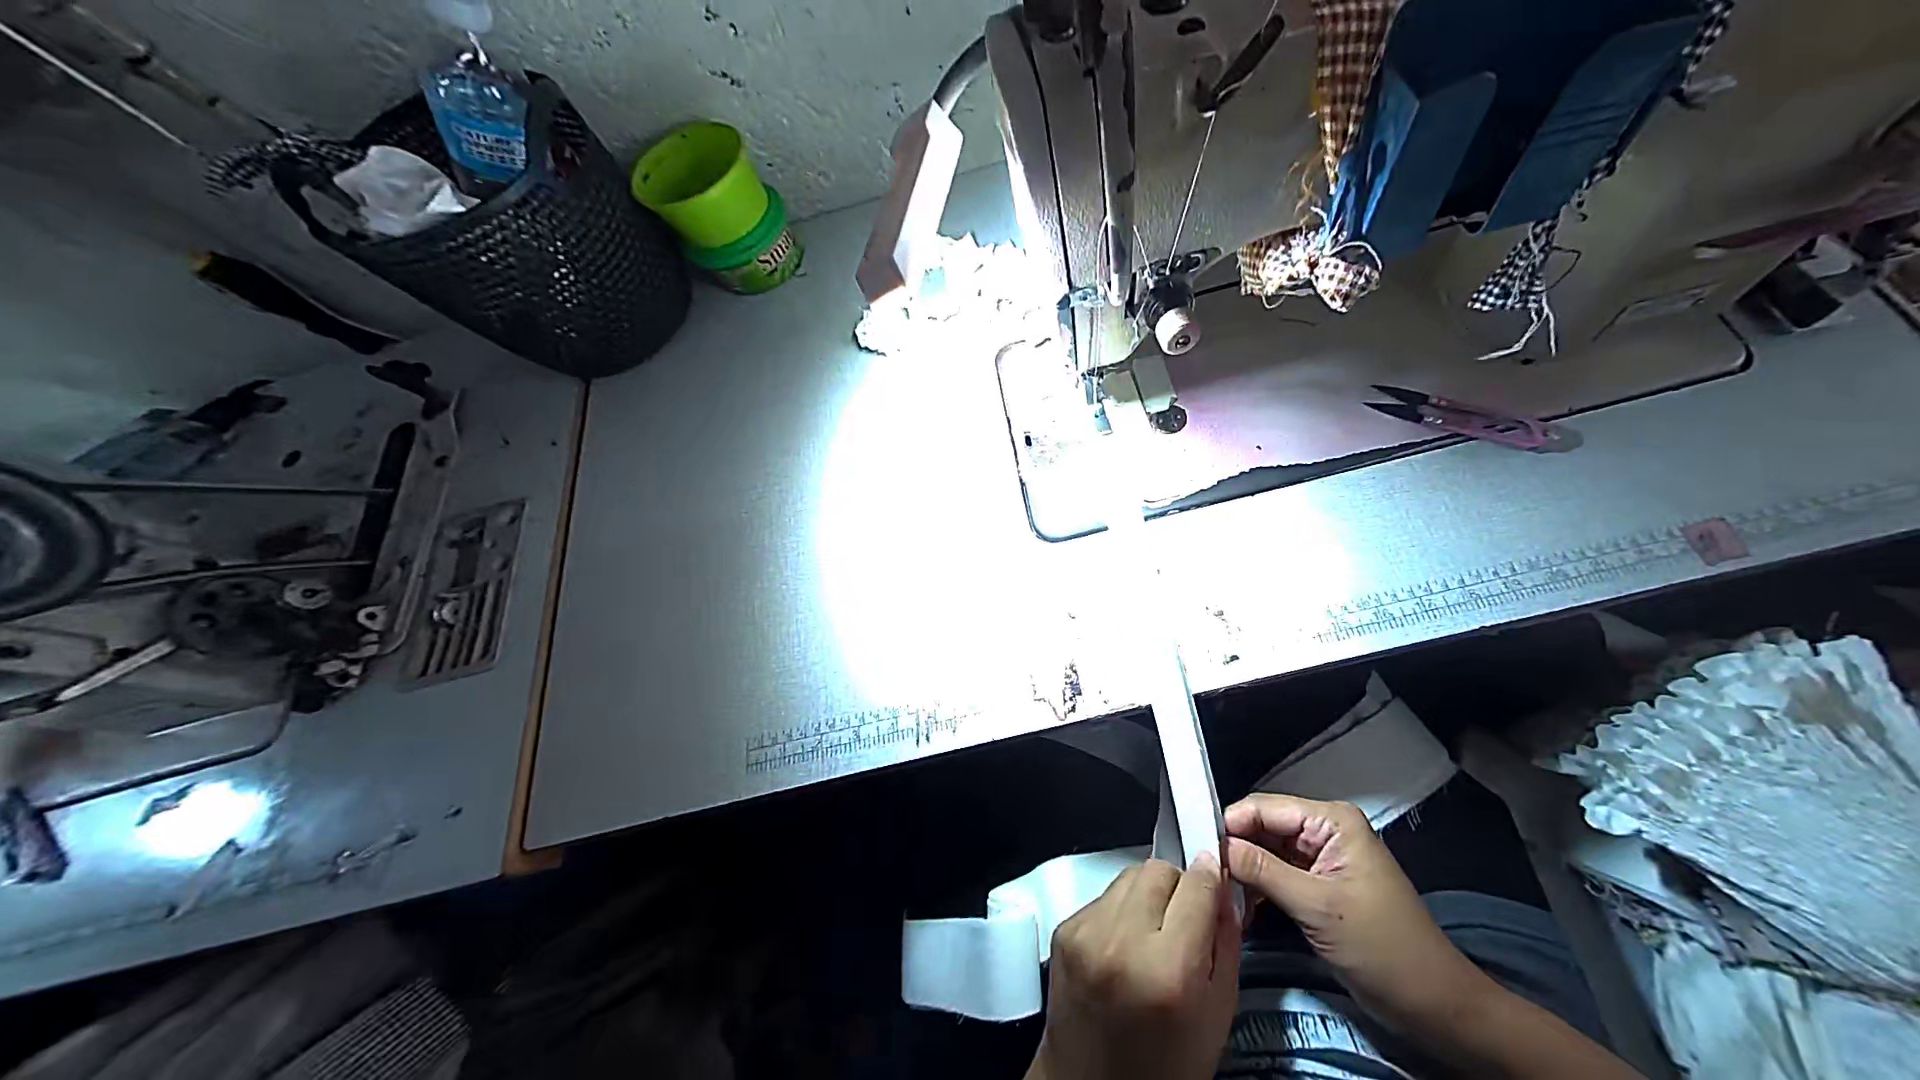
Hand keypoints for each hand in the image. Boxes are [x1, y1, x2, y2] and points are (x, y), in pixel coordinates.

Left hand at [1027, 855, 1240, 1079]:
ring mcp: (1087, 931)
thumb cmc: (1164, 1063)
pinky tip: (1124, 945)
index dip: (1210, 878)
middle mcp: (1122, 940)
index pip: (1196, 885)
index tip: (1214, 877)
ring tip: (1151, 934)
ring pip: (1128, 876)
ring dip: (1146, 895)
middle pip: (1158, 870)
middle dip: (1177, 886)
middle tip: (1182, 917)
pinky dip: (1119, 911)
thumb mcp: (1217, 1012)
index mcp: (1169, 969)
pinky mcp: (1064, 928)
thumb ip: (1224, 943)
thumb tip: (1222, 887)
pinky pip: (1104, 897)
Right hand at [1223, 794, 1490, 1034]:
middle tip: (1204, 879)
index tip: (1199, 853)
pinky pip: (1273, 875)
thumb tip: (1214, 847)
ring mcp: (1319, 858)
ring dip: (1241, 873)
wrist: (1435, 1007)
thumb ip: (1262, 870)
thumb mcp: (1317, 907)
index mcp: (1331, 820)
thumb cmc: (1383, 949)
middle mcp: (1323, 830)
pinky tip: (1239, 909)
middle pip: (1260, 827)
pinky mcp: (1316, 885)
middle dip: (1233, 851)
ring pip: (1263, 852)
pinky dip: (1256, 890)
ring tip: (1218, 896)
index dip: (1230, 826)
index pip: (1262, 808)